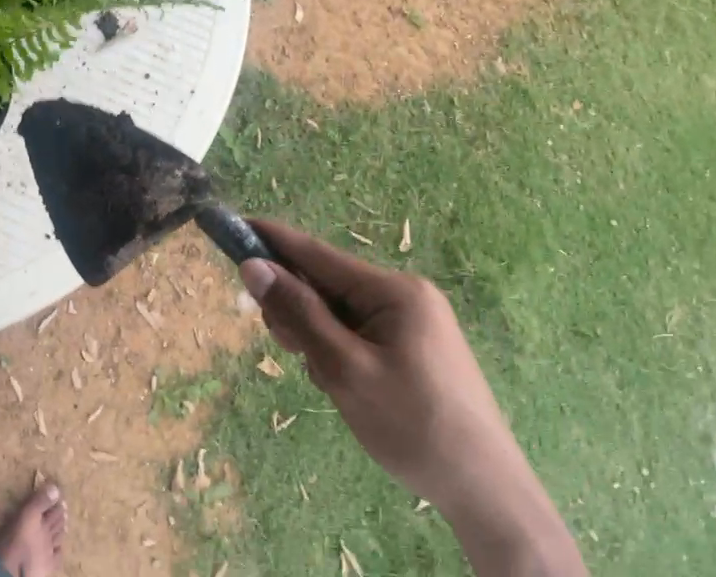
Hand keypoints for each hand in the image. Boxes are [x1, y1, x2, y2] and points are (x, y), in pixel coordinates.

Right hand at [239, 222, 584, 575]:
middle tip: (291, 350)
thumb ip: (298, 313)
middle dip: (296, 309)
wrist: (486, 491)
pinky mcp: (412, 348)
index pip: (316, 253)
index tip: (230, 224)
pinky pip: (355, 332)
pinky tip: (345, 385)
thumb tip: (252, 266)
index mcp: (394, 291)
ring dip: (316, 337)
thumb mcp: (344, 369)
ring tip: (328, 380)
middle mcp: (404, 296)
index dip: (270, 240)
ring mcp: (411, 322)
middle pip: (324, 284)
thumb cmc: (413, 425)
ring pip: (336, 312)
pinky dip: (336, 351)